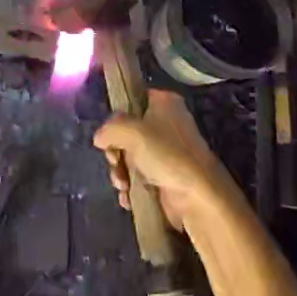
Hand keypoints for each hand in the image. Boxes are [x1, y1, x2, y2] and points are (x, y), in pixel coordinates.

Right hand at [93, 89, 239, 230]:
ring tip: (124, 185)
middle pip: (126, 132)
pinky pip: (137, 176)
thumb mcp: (132, 132)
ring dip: (120, 173)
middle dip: (116, 152)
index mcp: (164, 103)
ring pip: (129, 157)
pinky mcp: (164, 175)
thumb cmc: (166, 154)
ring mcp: (165, 151)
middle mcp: (166, 123)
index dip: (118, 116)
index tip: (110, 132)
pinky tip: (129, 196)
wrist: (196, 194)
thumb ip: (110, 129)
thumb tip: (100, 138)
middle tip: (116, 161)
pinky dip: (130, 187)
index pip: (133, 99)